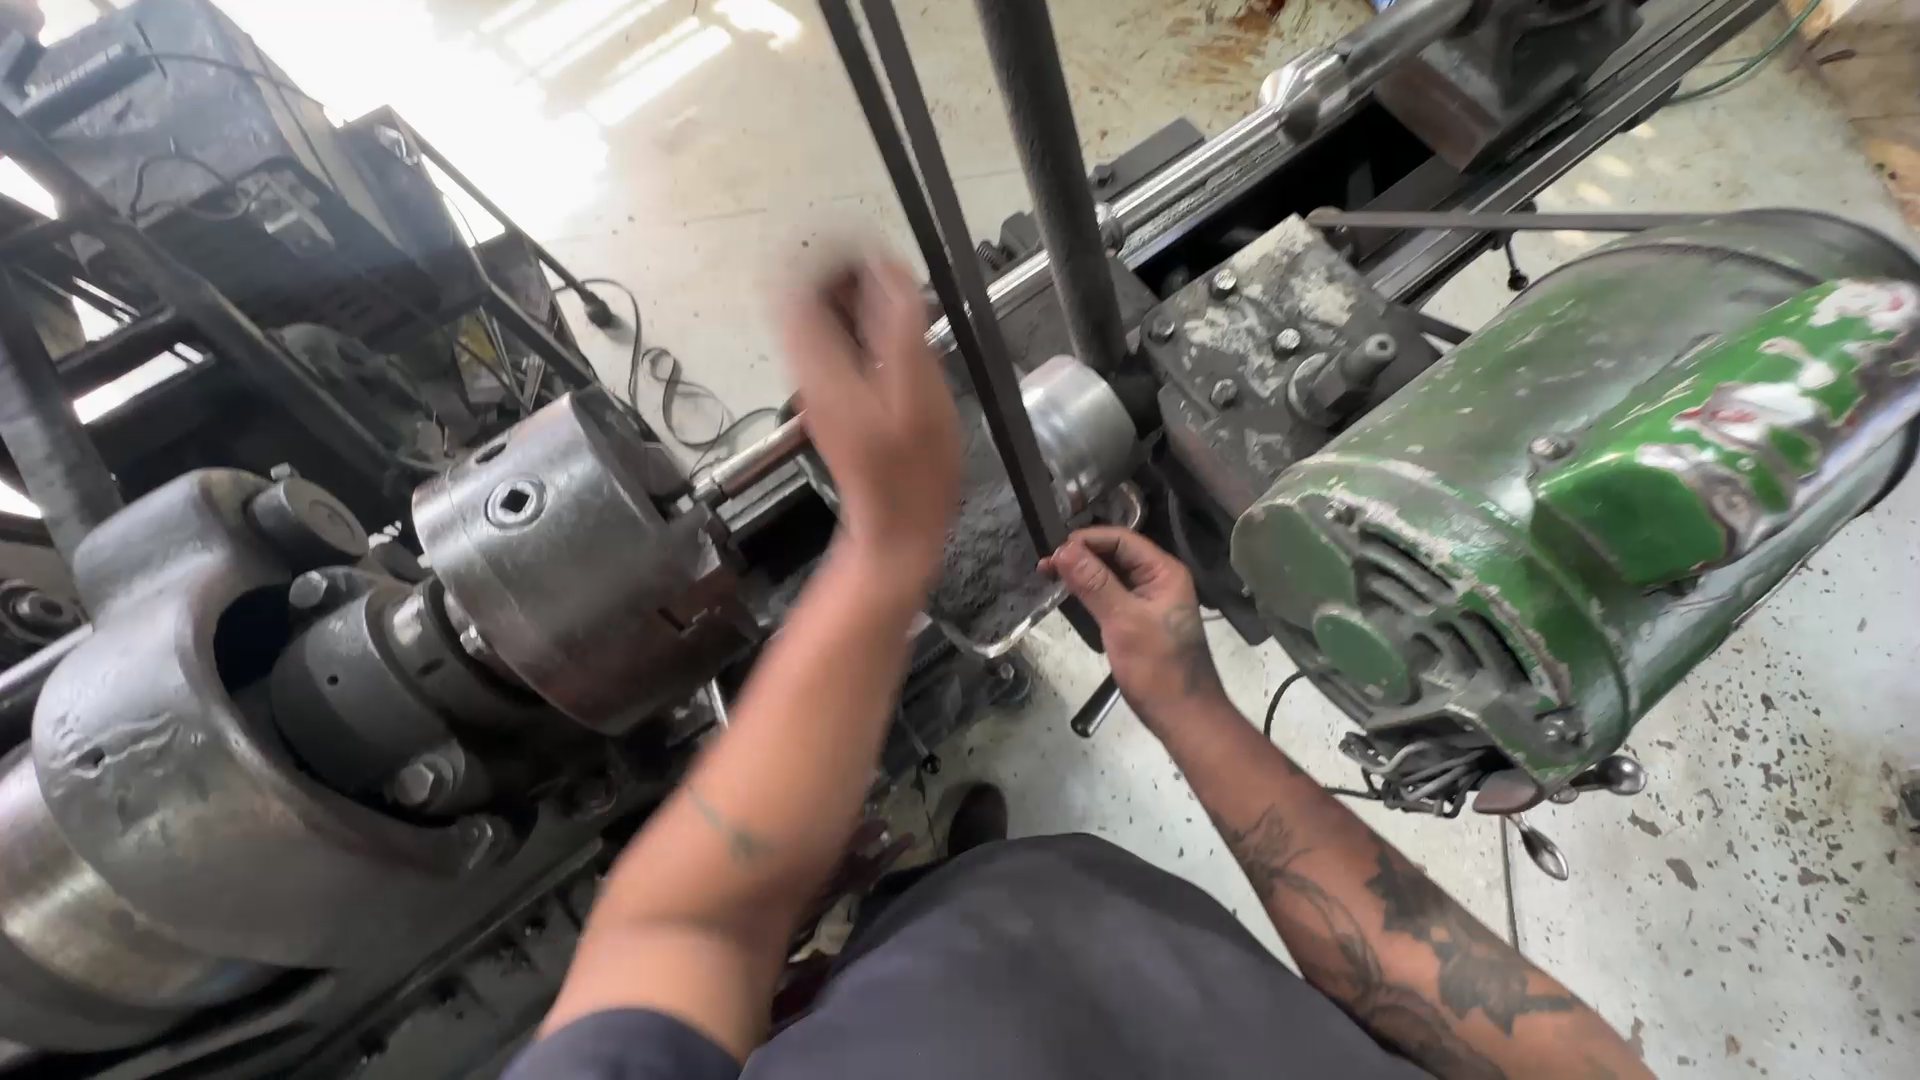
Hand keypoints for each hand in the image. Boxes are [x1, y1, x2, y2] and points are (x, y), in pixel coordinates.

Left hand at [781, 253, 961, 589]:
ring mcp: (820, 393)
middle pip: (801, 301)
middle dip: (840, 273)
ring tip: (899, 301)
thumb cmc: (912, 473)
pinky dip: (860, 330)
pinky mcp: (836, 407)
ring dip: (852, 301)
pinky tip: (898, 342)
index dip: (825, 255)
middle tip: (887, 273)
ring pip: (818, 325)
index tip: (866, 248)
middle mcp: (810, 375)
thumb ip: (901, 330)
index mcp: (821, 367)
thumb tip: (889, 271)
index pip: (794, 288)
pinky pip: (835, 349)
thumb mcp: (917, 395)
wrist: (898, 531)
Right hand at [1041, 527, 1227, 730]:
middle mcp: (1158, 580)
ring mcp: (1148, 600)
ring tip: (1048, 577)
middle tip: (1045, 566)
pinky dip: (1088, 592)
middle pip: (1115, 554)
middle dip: (1080, 556)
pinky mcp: (1137, 620)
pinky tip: (1067, 595)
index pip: (1121, 539)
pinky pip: (1110, 595)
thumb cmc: (1158, 668)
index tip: (1054, 552)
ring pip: (1110, 575)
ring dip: (1081, 574)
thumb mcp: (1123, 621)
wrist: (1183, 716)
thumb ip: (1094, 583)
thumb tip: (1063, 549)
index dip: (1087, 541)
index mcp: (1164, 572)